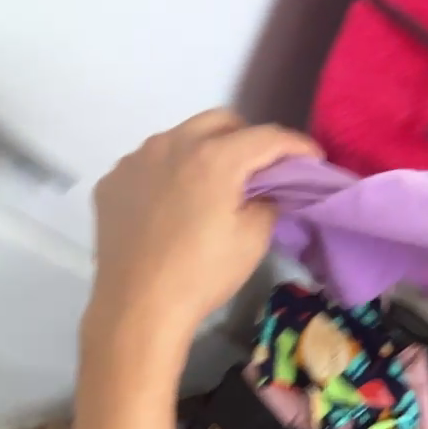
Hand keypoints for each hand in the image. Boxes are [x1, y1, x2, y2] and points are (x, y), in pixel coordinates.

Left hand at [85, 109, 317, 347]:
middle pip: (220, 122)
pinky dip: (171, 173)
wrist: (138, 306)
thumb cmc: (203, 274)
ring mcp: (136, 159)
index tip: (313, 158)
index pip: (266, 137)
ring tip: (215, 186)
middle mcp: (172, 144)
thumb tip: (266, 192)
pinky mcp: (113, 181)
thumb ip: (268, 203)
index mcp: (214, 157)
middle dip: (249, 138)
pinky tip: (175, 206)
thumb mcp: (252, 241)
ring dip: (206, 151)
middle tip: (263, 169)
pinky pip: (150, 163)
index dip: (296, 145)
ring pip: (181, 137)